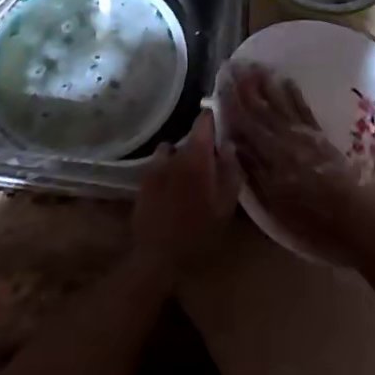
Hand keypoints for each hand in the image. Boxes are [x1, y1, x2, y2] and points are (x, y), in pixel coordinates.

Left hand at [131, 111, 240, 277]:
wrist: (157, 257)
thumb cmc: (198, 232)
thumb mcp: (225, 206)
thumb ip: (230, 171)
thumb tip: (228, 145)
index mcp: (196, 157)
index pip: (203, 121)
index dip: (212, 117)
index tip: (221, 120)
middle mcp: (173, 155)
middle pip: (189, 138)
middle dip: (201, 145)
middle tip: (213, 162)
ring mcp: (155, 167)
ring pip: (172, 151)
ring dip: (182, 157)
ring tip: (190, 176)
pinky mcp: (143, 181)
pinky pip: (159, 165)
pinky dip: (168, 169)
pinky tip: (173, 189)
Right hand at [223, 64, 374, 264]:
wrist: (353, 217)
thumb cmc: (308, 217)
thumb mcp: (273, 200)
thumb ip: (252, 168)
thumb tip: (231, 141)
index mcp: (270, 152)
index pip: (244, 119)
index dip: (231, 98)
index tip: (221, 78)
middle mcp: (285, 136)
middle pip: (261, 106)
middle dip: (244, 84)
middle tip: (233, 63)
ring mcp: (304, 133)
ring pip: (280, 102)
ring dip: (266, 83)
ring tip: (254, 64)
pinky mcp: (320, 136)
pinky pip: (302, 108)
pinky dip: (293, 93)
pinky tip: (286, 80)